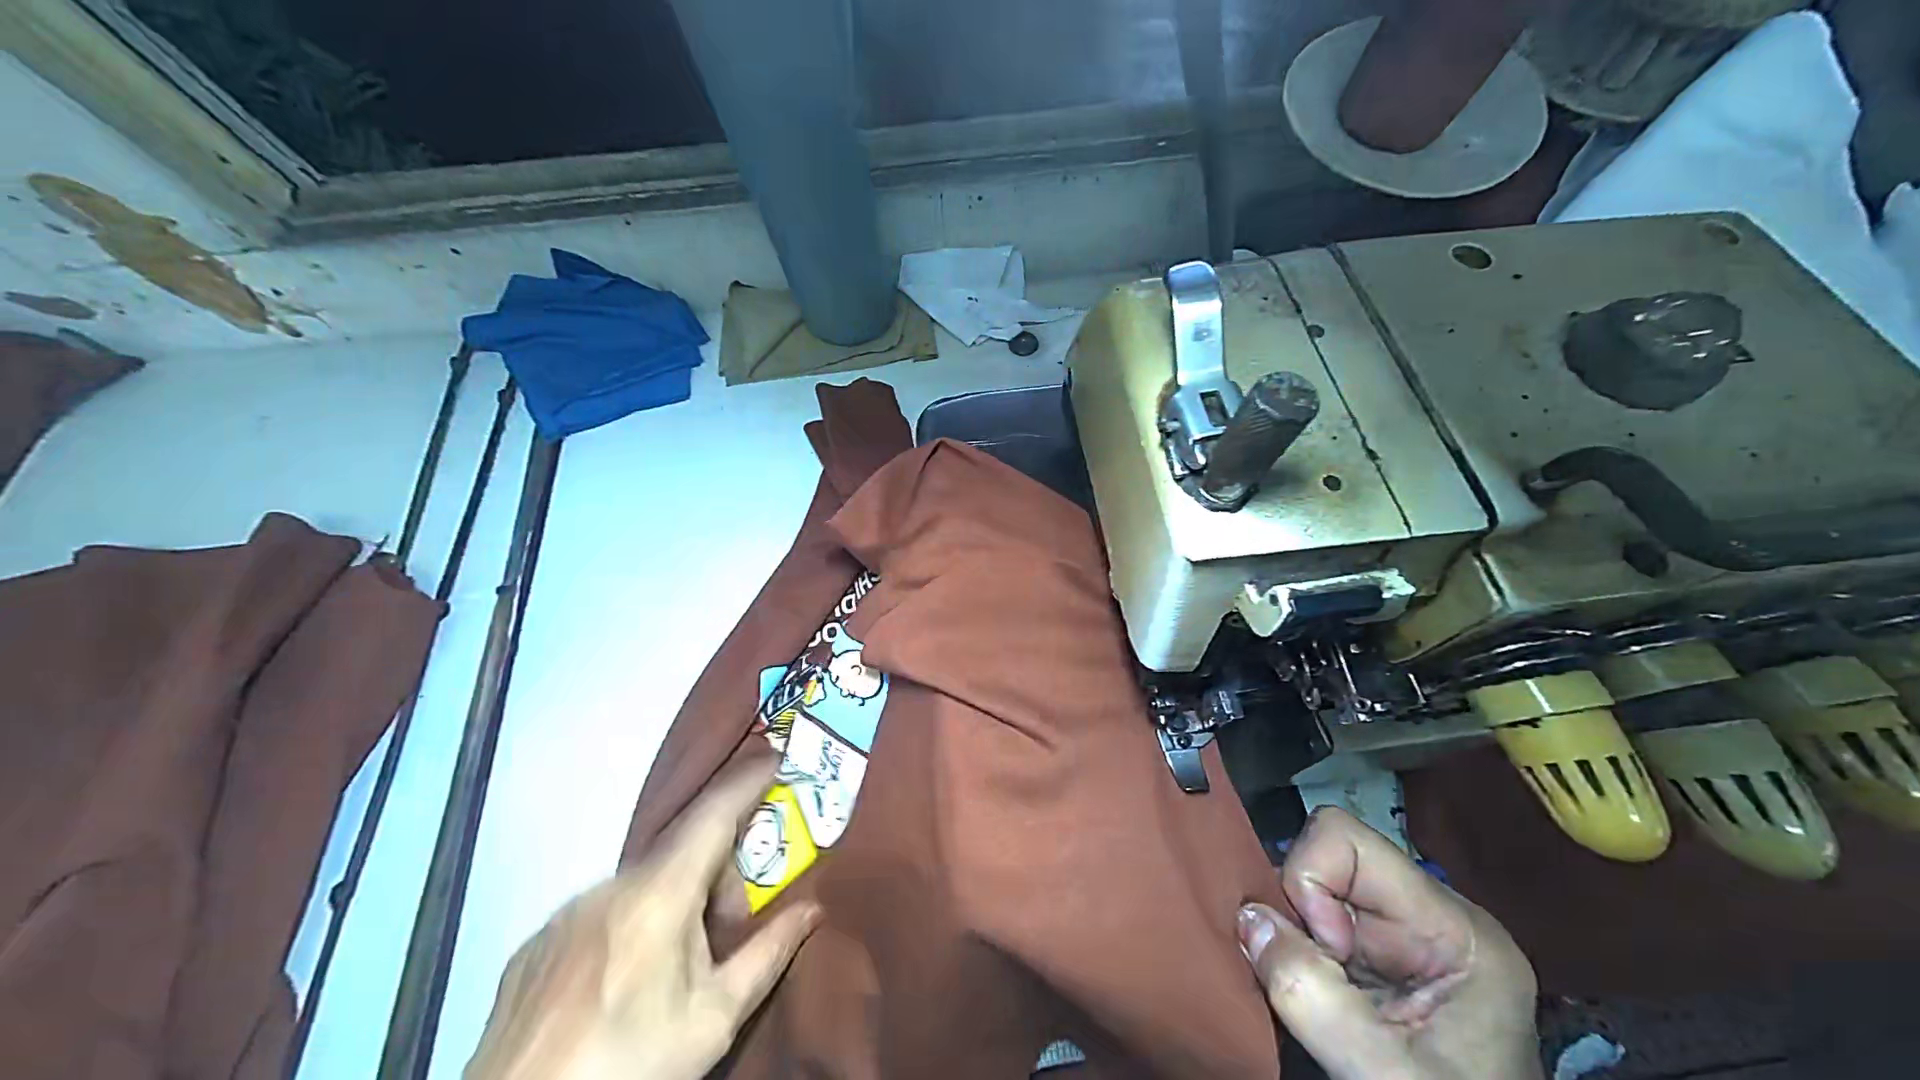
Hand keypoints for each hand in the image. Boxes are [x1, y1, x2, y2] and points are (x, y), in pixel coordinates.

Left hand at [466, 763, 820, 1079]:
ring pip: (641, 884)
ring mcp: (565, 914)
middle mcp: (608, 886)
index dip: (748, 782)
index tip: (777, 758)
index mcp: (658, 894)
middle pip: (682, 856)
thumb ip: (769, 954)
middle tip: (729, 934)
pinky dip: (630, 925)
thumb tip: (812, 909)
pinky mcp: (535, 945)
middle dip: (717, 878)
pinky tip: (623, 983)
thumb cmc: (631, 1065)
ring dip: (674, 904)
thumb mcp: (714, 1019)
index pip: (714, 815)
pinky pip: (601, 912)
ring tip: (675, 969)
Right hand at [1238, 807, 1540, 1079]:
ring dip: (1291, 939)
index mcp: (1453, 928)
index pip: (1346, 840)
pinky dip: (1293, 954)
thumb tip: (1246, 918)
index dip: (1311, 883)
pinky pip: (1311, 926)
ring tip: (1314, 999)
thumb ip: (1309, 991)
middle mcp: (1427, 917)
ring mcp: (1400, 940)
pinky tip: (1311, 998)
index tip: (1326, 954)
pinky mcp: (1375, 962)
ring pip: (1310, 895)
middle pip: (1325, 864)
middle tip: (1314, 982)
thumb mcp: (1381, 1067)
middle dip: (1297, 916)